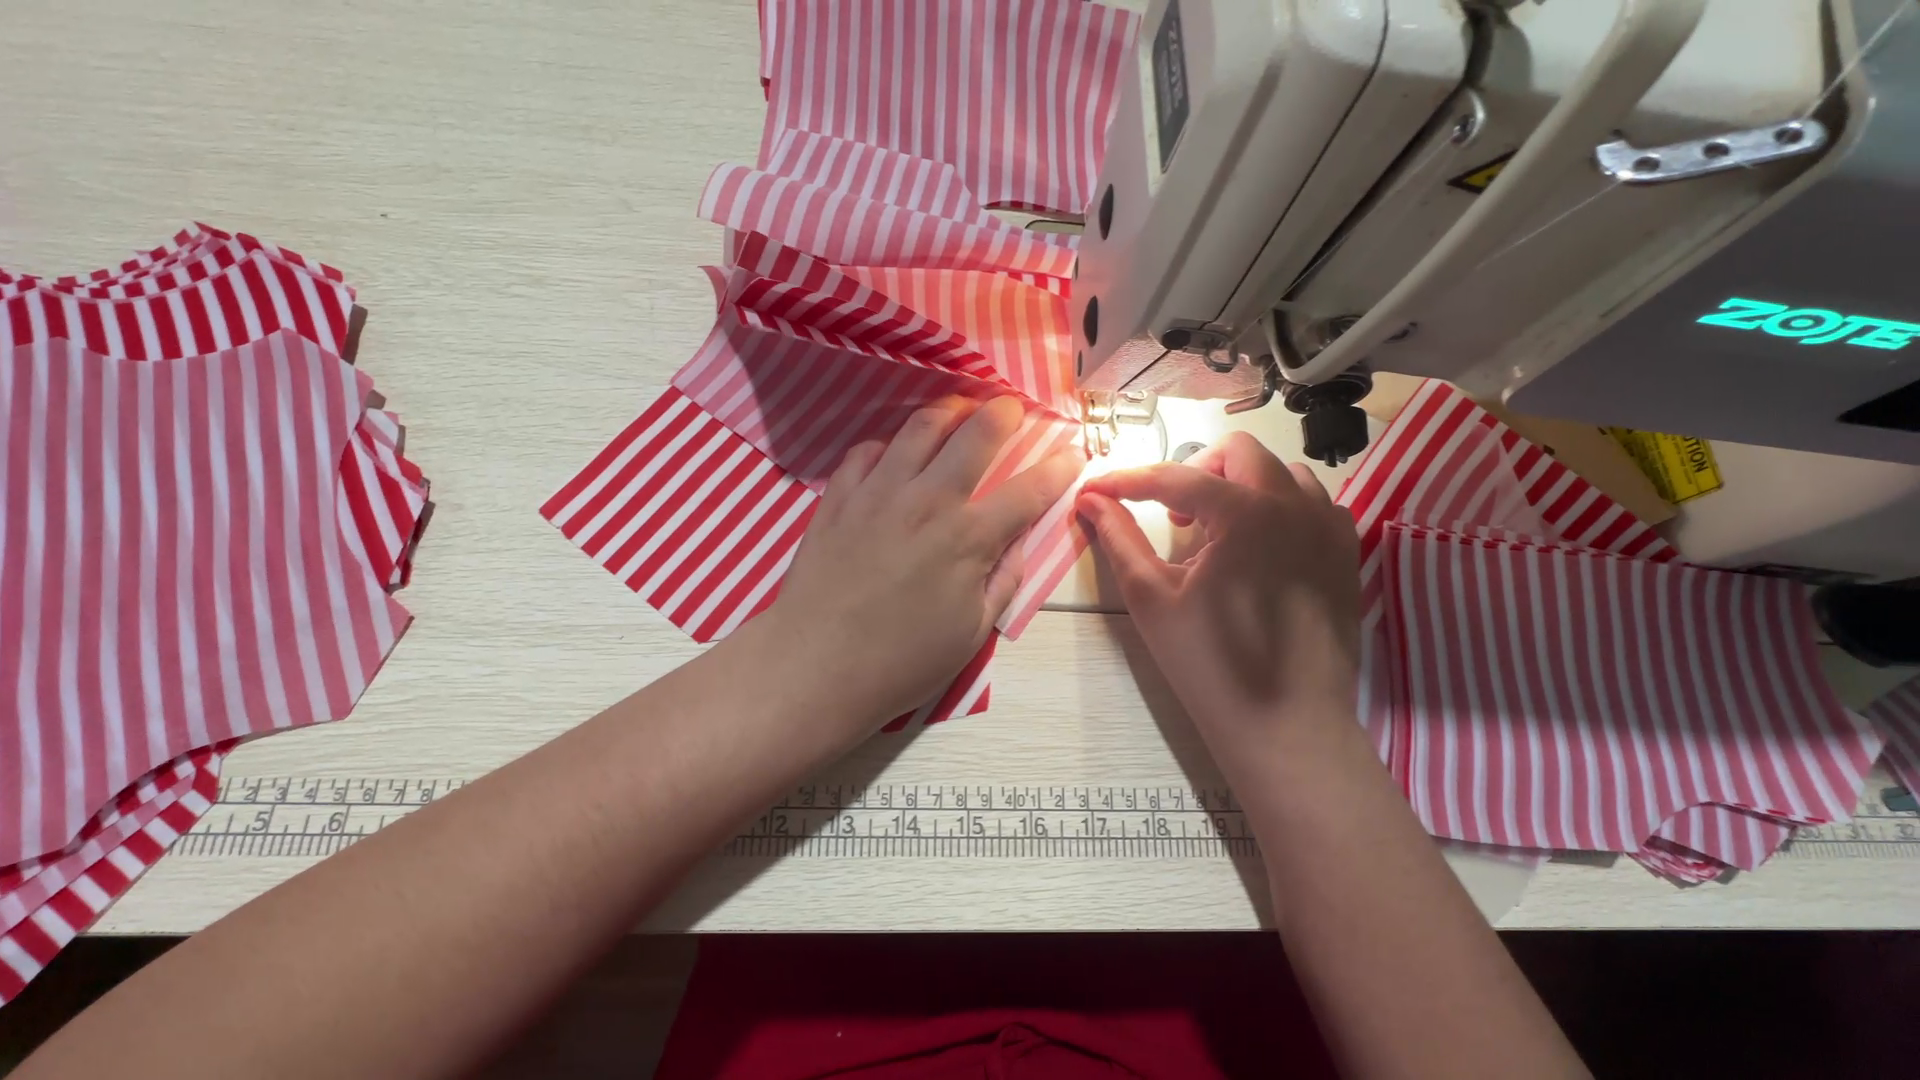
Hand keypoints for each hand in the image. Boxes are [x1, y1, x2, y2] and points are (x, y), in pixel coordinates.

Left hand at [763, 396, 1081, 729]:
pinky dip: (888, 445)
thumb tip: (1019, 540)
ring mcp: (878, 493)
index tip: (1074, 453)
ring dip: (948, 410)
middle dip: (1003, 412)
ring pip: (920, 428)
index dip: (1058, 468)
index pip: (1027, 492)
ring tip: (959, 409)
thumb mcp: (971, 634)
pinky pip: (866, 451)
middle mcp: (927, 501)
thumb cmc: (901, 661)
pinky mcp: (838, 497)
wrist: (816, 665)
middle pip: (975, 435)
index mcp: (967, 539)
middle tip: (1011, 406)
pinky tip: (893, 453)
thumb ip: (1003, 581)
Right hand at [1076, 432, 1360, 769]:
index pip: (1176, 475)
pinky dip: (1279, 509)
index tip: (1097, 489)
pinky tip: (1258, 550)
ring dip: (1241, 487)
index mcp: (1247, 513)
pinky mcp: (1345, 554)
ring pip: (1282, 473)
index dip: (1130, 480)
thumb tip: (1090, 500)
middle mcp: (1296, 505)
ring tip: (1215, 534)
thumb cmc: (1210, 665)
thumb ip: (1120, 539)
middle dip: (1195, 471)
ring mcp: (1329, 527)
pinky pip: (1313, 504)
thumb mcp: (1152, 599)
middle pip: (1239, 453)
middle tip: (1171, 517)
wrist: (1288, 725)